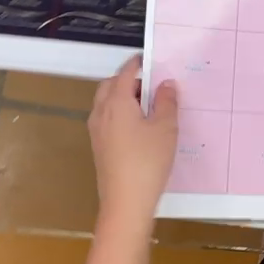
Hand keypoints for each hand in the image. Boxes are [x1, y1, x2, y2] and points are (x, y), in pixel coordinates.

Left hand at [88, 57, 177, 221]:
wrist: (126, 202)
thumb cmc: (147, 162)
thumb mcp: (165, 128)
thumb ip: (166, 101)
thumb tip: (165, 83)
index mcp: (116, 102)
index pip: (125, 72)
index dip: (139, 64)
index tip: (152, 60)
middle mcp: (101, 112)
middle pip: (110, 85)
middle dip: (129, 80)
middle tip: (152, 84)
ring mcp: (97, 131)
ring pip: (107, 103)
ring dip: (124, 98)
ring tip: (149, 106)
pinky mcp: (99, 147)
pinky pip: (108, 120)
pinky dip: (121, 114)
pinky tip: (140, 128)